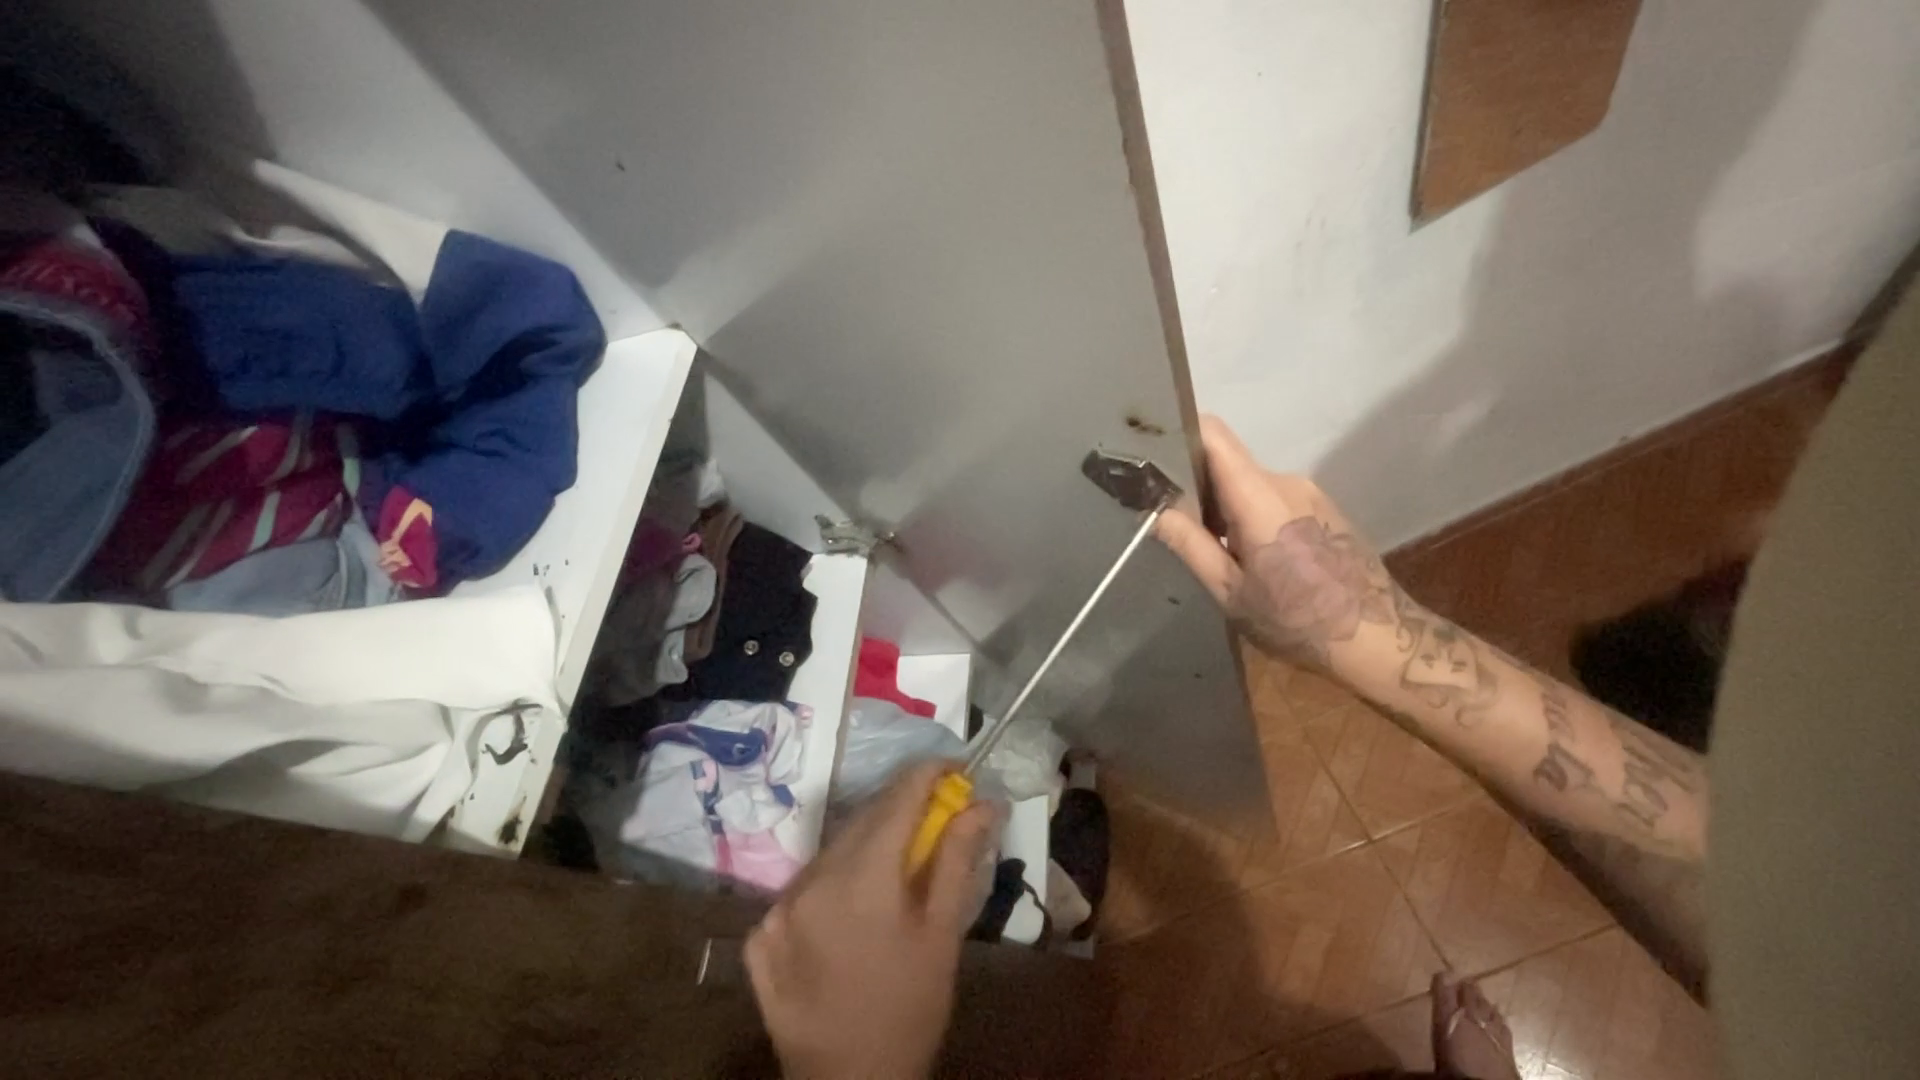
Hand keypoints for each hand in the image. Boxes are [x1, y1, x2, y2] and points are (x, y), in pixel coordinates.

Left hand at [745, 763, 999, 1079]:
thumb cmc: (910, 1009)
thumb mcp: (942, 934)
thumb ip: (956, 860)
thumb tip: (981, 803)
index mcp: (863, 878)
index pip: (897, 799)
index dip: (927, 774)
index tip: (954, 768)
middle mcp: (813, 880)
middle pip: (861, 821)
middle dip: (900, 809)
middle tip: (934, 817)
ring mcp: (779, 907)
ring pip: (830, 851)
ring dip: (865, 844)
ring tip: (896, 866)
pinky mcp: (760, 933)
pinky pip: (803, 886)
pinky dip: (832, 881)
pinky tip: (852, 907)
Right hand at [1155, 416, 1400, 674]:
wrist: (1382, 639)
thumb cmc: (1300, 621)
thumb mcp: (1232, 592)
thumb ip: (1190, 545)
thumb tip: (1154, 511)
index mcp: (1260, 496)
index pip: (1212, 434)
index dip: (1177, 434)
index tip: (1149, 459)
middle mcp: (1285, 481)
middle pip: (1226, 460)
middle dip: (1193, 483)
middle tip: (1164, 517)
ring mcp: (1308, 492)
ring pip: (1247, 481)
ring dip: (1220, 504)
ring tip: (1204, 544)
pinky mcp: (1321, 508)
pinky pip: (1269, 496)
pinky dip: (1246, 513)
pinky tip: (1244, 553)